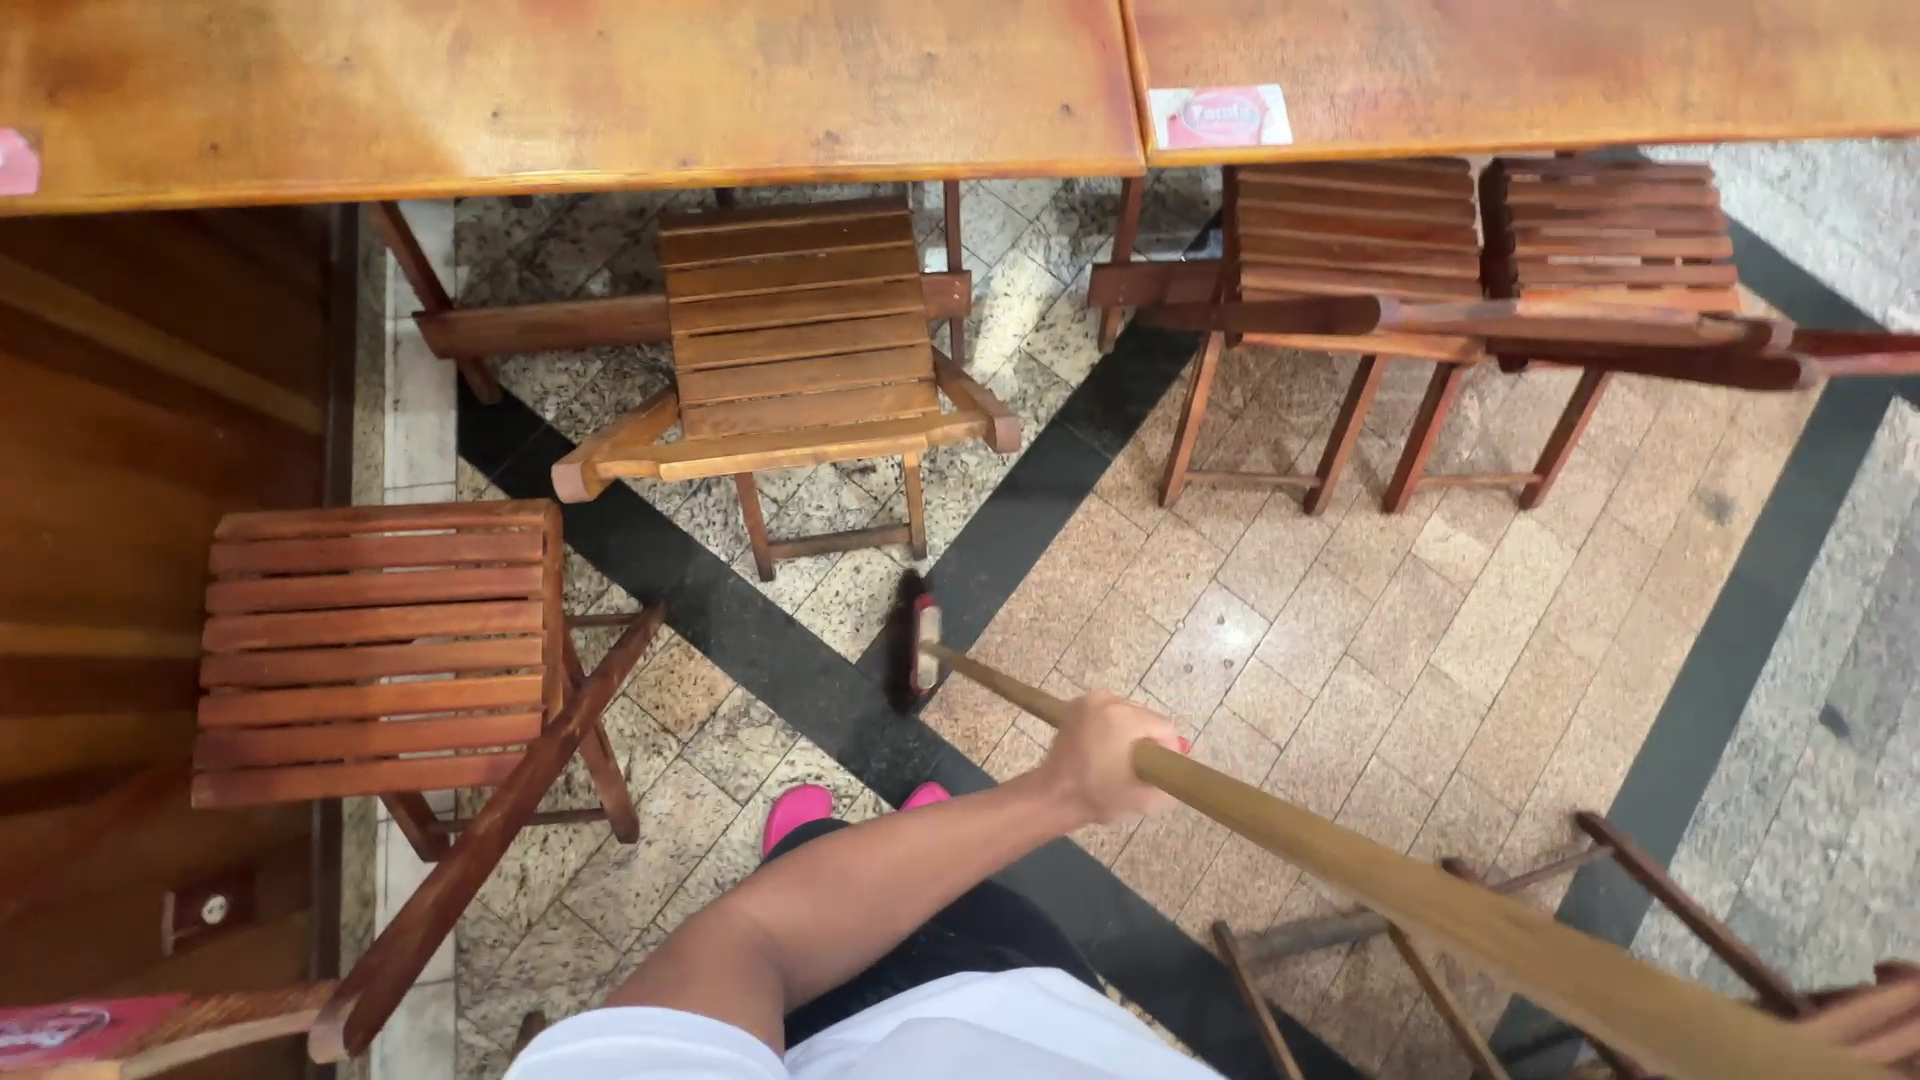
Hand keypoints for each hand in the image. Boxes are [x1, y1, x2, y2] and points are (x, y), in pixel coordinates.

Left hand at [1038, 690, 1183, 825]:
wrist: (1054, 795)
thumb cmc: (1098, 796)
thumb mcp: (1144, 797)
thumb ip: (1169, 779)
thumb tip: (1177, 761)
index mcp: (1123, 718)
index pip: (1164, 726)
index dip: (1169, 748)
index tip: (1163, 768)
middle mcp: (1106, 700)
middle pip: (1145, 716)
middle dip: (1149, 738)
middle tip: (1143, 765)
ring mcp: (1088, 700)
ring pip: (1127, 712)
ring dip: (1131, 731)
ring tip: (1123, 757)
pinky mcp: (1076, 706)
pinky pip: (1107, 712)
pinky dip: (1112, 726)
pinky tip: (1107, 747)